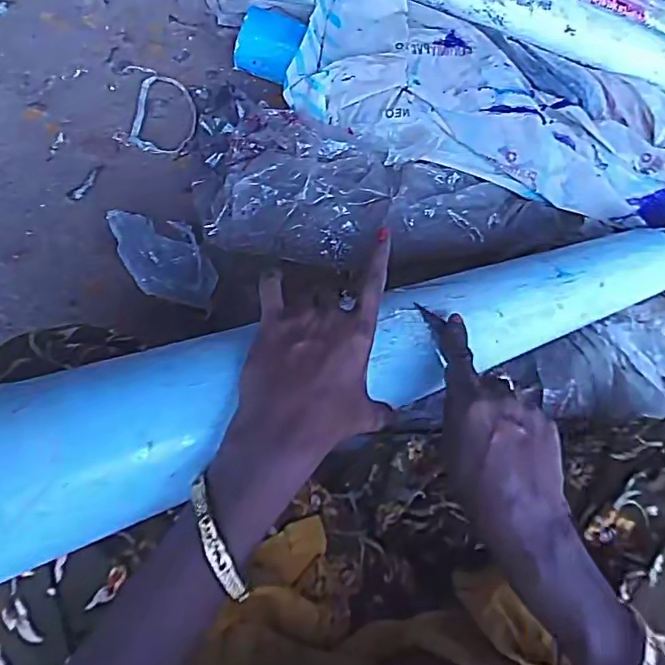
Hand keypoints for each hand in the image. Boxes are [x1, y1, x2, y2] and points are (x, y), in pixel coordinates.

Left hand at [225, 231, 396, 468]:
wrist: (282, 429)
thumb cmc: (329, 422)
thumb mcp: (363, 416)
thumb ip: (381, 410)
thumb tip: (394, 417)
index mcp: (359, 333)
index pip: (373, 284)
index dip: (379, 256)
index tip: (382, 234)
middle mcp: (331, 317)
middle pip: (333, 289)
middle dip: (331, 299)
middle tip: (325, 319)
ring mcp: (299, 317)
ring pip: (307, 290)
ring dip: (307, 296)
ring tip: (302, 311)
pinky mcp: (270, 324)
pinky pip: (271, 288)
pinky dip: (273, 280)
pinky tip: (274, 278)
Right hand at [435, 312, 572, 569]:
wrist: (527, 518)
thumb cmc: (477, 494)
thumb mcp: (451, 455)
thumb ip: (456, 421)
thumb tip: (461, 407)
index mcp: (468, 404)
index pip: (459, 362)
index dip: (454, 340)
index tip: (455, 321)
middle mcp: (499, 398)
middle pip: (488, 385)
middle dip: (483, 399)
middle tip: (481, 429)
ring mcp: (528, 408)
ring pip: (511, 401)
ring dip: (506, 415)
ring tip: (505, 449)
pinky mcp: (548, 421)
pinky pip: (530, 416)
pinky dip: (524, 428)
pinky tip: (523, 455)